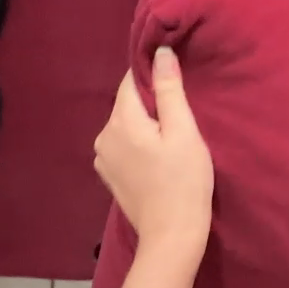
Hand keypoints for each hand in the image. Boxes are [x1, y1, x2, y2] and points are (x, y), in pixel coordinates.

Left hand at [94, 47, 212, 257]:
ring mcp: (104, 158)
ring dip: (147, 125)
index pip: (131, 81)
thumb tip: (161, 53)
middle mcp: (104, 136)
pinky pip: (125, 145)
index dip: (153, 73)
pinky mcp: (111, 176)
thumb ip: (170, 91)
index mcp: (121, 121)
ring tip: (174, 137)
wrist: (172, 235)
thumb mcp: (184, 132)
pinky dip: (141, 143)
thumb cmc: (184, 181)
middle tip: (184, 114)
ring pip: (127, 125)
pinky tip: (160, 157)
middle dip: (153, 102)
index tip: (176, 76)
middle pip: (129, 104)